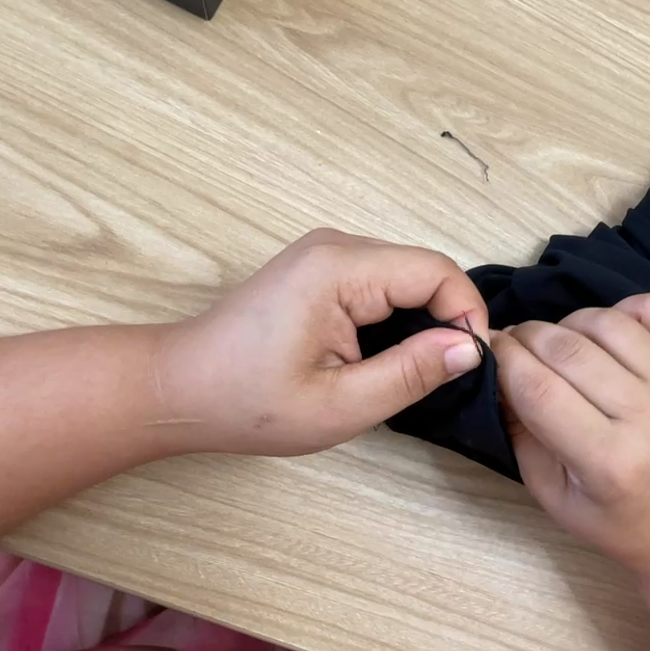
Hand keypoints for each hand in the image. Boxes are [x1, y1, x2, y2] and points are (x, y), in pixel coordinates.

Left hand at [153, 229, 488, 455]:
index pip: (436, 272)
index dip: (466, 314)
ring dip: (424, 318)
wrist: (179, 388)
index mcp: (338, 270)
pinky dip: (399, 315)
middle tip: (445, 373)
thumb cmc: (249, 403)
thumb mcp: (341, 405)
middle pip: (425, 269)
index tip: (469, 363)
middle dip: (447, 318)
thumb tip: (471, 348)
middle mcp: (337, 246)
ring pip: (408, 275)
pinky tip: (385, 352)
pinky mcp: (323, 266)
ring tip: (413, 367)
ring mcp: (328, 252)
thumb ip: (412, 373)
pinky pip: (384, 281)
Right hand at [490, 294, 649, 577]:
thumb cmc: (612, 519)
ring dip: (568, 322)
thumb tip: (495, 368)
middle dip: (527, 337)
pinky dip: (622, 309)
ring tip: (557, 344)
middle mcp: (649, 418)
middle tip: (513, 346)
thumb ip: (519, 429)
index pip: (539, 388)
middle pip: (569, 350)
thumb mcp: (549, 492)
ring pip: (608, 322)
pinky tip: (605, 335)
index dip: (503, 358)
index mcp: (609, 462)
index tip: (487, 349)